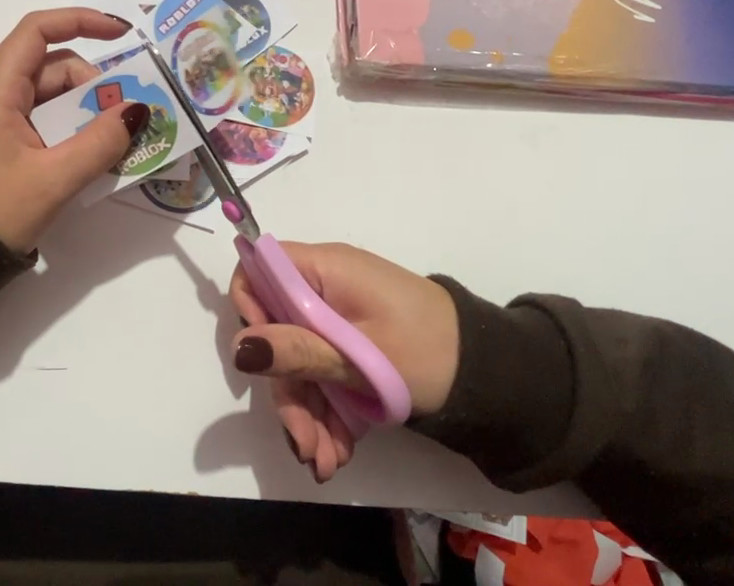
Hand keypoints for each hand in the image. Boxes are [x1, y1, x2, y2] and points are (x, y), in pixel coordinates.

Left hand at [0, 8, 150, 252]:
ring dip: (85, 112)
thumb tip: (137, 111)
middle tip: (124, 121)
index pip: (37, 31)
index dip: (80, 21)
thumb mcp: (53, 179)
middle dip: (93, 86)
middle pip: (52, 67)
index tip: (121, 33)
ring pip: (51, 95)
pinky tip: (92, 155)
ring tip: (113, 144)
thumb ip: (100, 143)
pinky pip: (42, 119)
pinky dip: (70, 129)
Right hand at [228, 242, 458, 482]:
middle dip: (287, 391)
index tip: (264, 359)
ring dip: (307, 412)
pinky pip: (323, 370)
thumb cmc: (430, 353)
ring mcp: (338, 317)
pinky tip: (337, 451)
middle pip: (277, 329)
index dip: (250, 309)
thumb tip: (238, 348)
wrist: (495, 379)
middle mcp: (324, 287)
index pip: (259, 269)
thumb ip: (298, 352)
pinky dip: (327, 410)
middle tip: (304, 444)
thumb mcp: (360, 358)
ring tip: (324, 463)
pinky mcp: (352, 344)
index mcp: (324, 269)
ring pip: (299, 358)